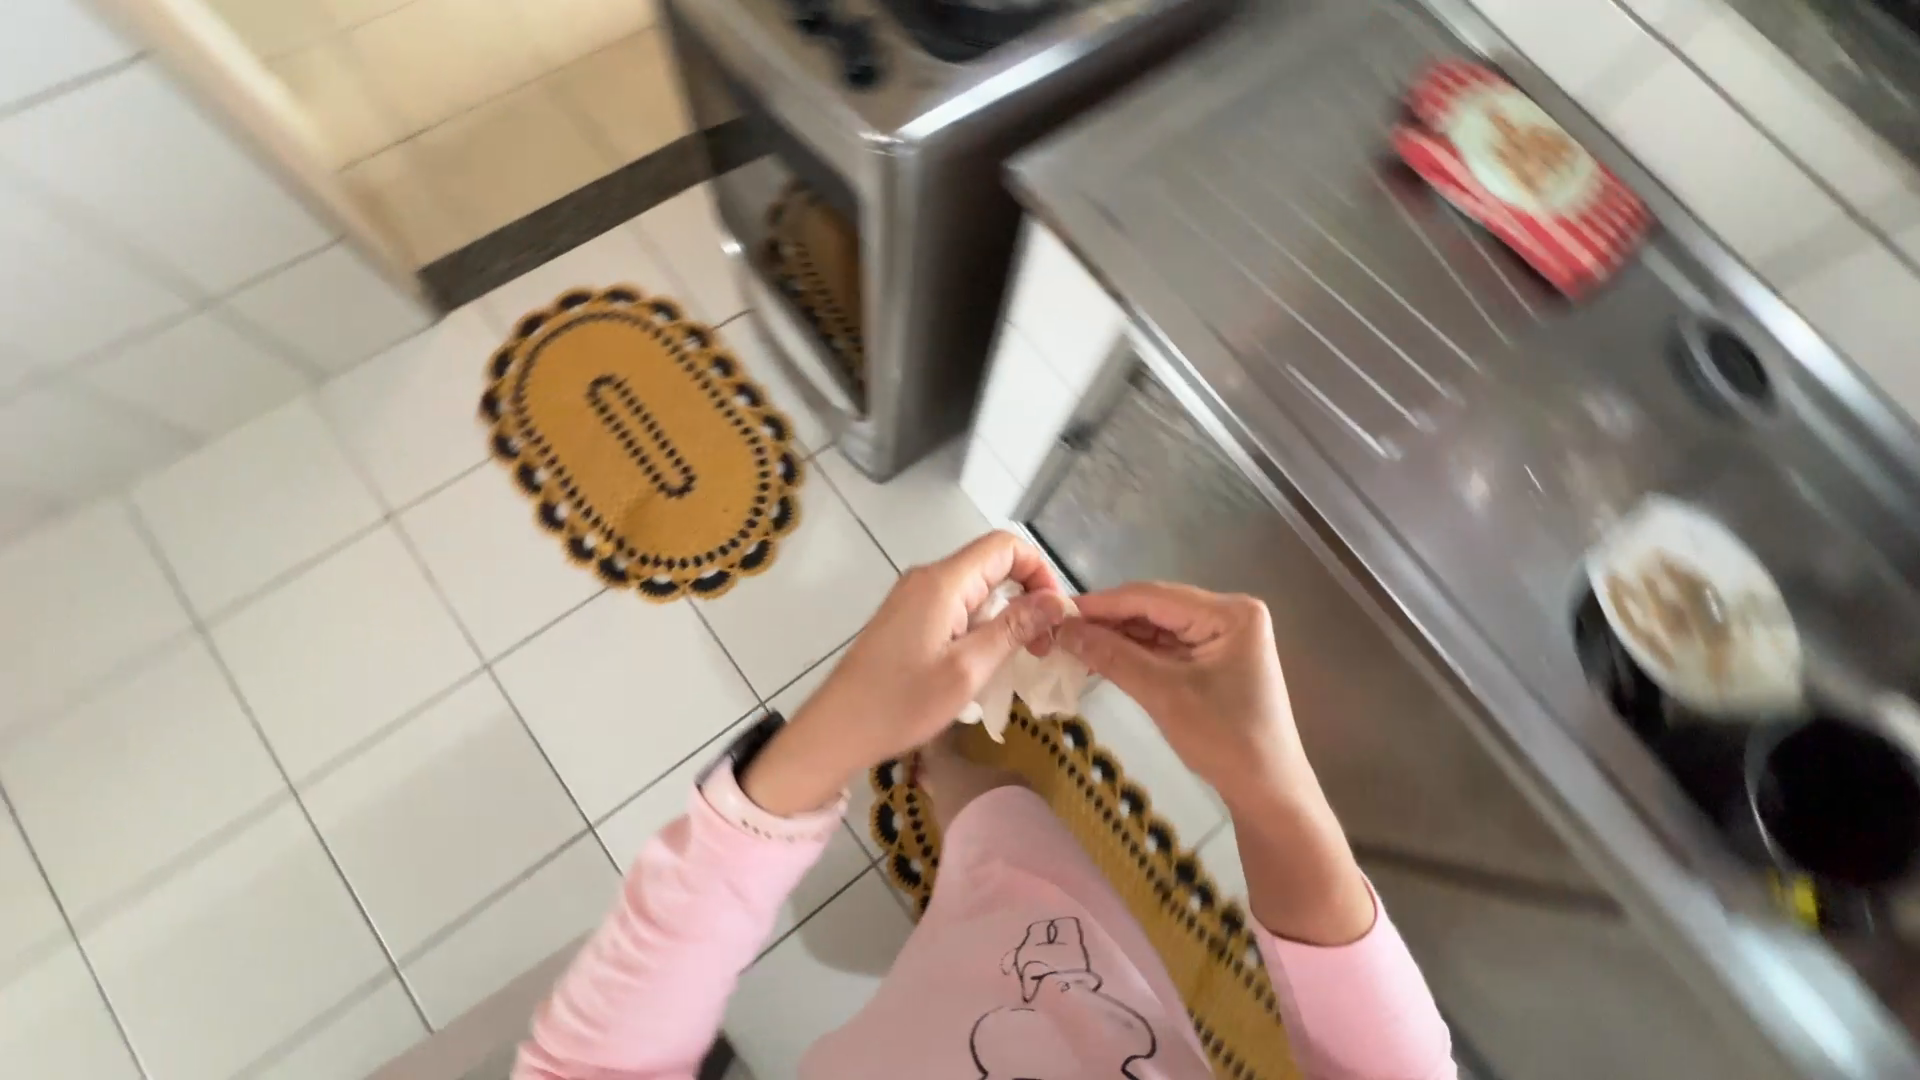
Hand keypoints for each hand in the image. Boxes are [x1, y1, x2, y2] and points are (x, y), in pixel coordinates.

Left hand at [740, 532, 1070, 815]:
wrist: (837, 729)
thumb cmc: (902, 702)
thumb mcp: (968, 669)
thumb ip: (1014, 628)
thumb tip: (1057, 601)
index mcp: (943, 581)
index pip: (1005, 546)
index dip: (1040, 571)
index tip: (1054, 616)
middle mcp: (927, 578)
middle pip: (991, 564)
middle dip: (1026, 596)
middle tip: (1042, 647)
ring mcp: (912, 596)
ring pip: (975, 588)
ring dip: (1004, 616)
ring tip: (1016, 660)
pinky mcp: (906, 617)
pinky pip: (954, 606)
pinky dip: (979, 625)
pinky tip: (982, 662)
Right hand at [1057, 583, 1306, 809]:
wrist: (1267, 793)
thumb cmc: (1225, 739)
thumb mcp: (1163, 694)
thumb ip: (1112, 656)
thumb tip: (1063, 629)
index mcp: (1229, 613)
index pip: (1153, 597)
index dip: (1103, 604)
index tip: (1058, 610)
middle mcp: (1228, 614)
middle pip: (1154, 608)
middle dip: (1108, 620)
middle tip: (1059, 629)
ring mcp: (1221, 637)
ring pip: (1155, 627)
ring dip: (1116, 636)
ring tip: (1072, 642)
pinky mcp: (1212, 659)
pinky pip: (1164, 646)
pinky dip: (1133, 652)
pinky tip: (1100, 656)